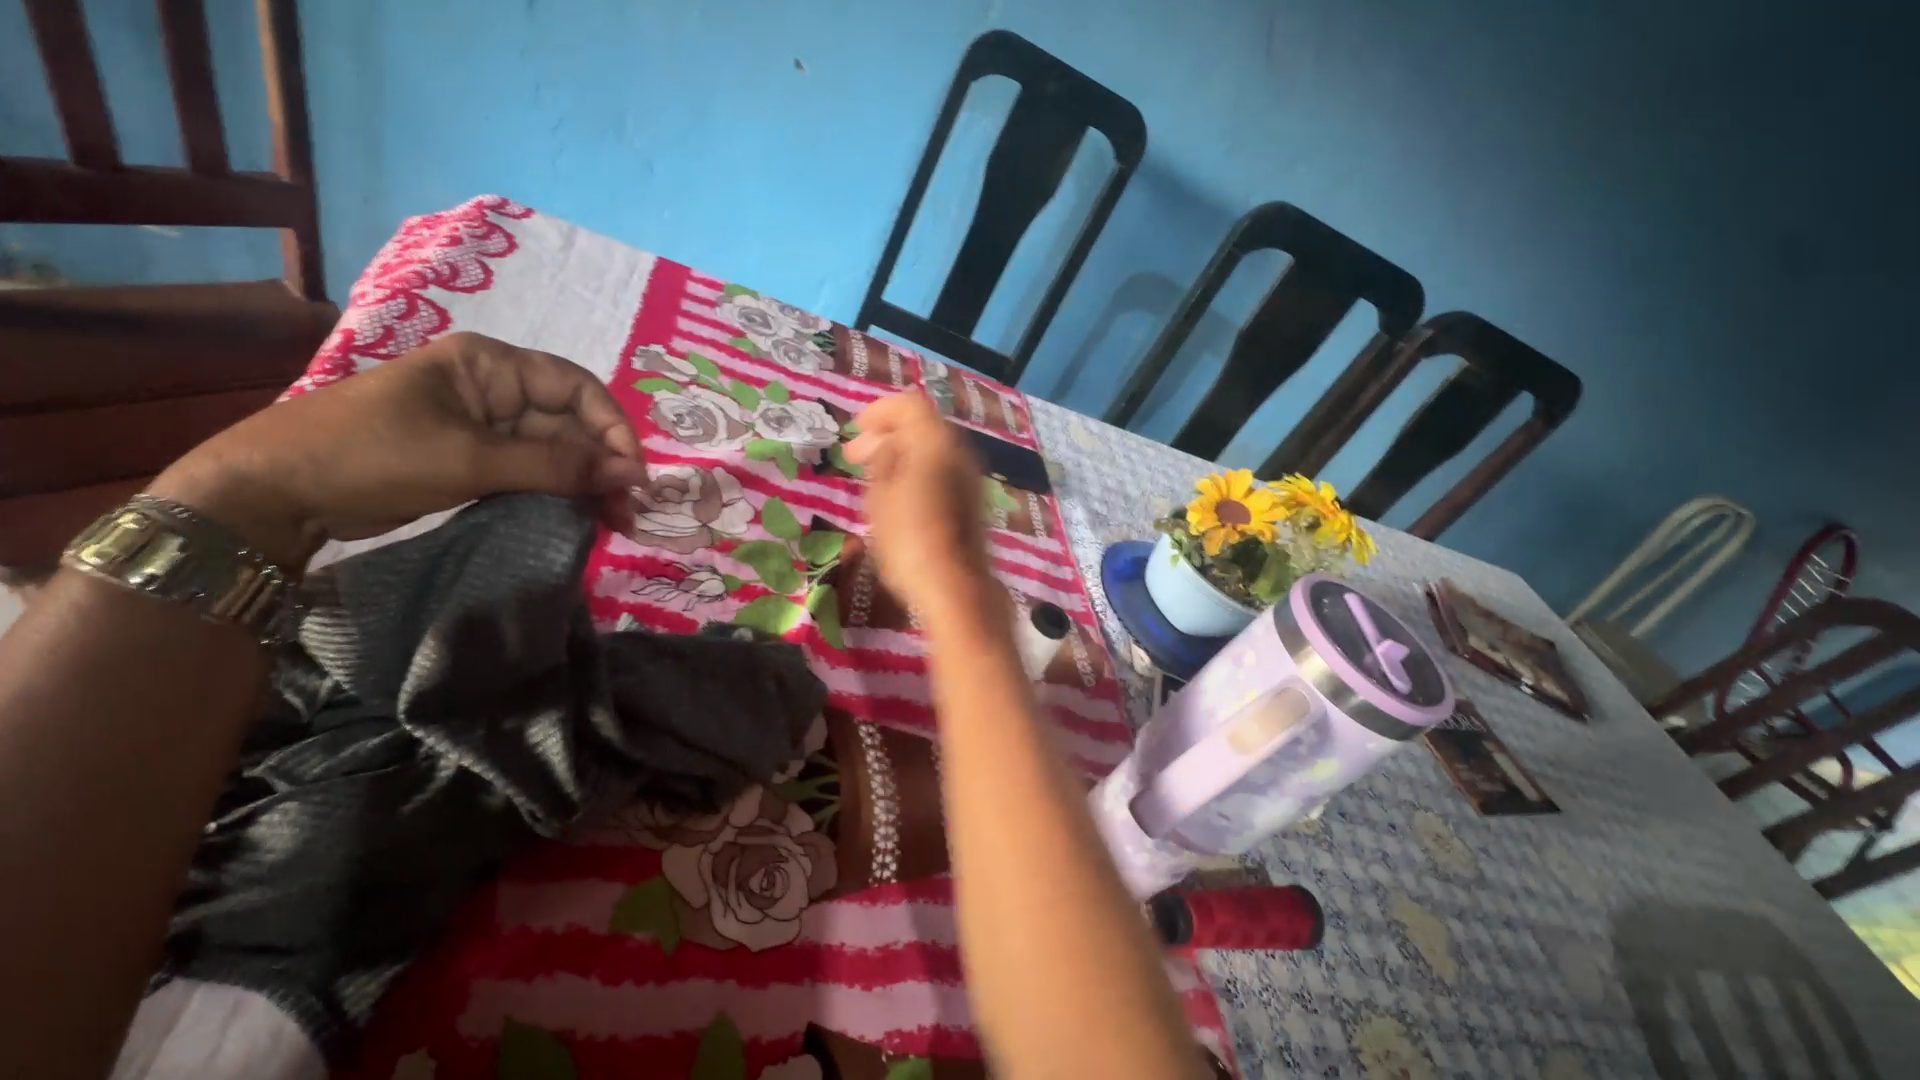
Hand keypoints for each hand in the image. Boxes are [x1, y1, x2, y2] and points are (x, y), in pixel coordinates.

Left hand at [149, 332, 647, 568]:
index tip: (635, 477)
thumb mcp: (472, 458)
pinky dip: (555, 493)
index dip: (614, 429)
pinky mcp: (470, 460)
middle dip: (602, 464)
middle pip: (569, 421)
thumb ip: (556, 464)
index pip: (577, 388)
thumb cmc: (373, 454)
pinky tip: (577, 516)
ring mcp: (481, 425)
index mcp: (490, 364)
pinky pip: (528, 471)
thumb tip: (631, 474)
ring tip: (612, 522)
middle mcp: (492, 388)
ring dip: (584, 483)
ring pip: (553, 450)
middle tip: (629, 514)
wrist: (276, 491)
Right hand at [843, 393, 997, 619]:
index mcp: (935, 442)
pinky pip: (941, 472)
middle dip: (888, 435)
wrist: (954, 588)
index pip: (909, 405)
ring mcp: (970, 477)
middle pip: (923, 426)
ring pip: (933, 451)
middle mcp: (959, 452)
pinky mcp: (972, 502)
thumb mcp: (881, 497)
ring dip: (902, 456)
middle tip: (857, 457)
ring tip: (873, 479)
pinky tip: (897, 498)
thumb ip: (882, 460)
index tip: (855, 431)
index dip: (879, 412)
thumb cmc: (909, 541)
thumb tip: (883, 444)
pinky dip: (917, 473)